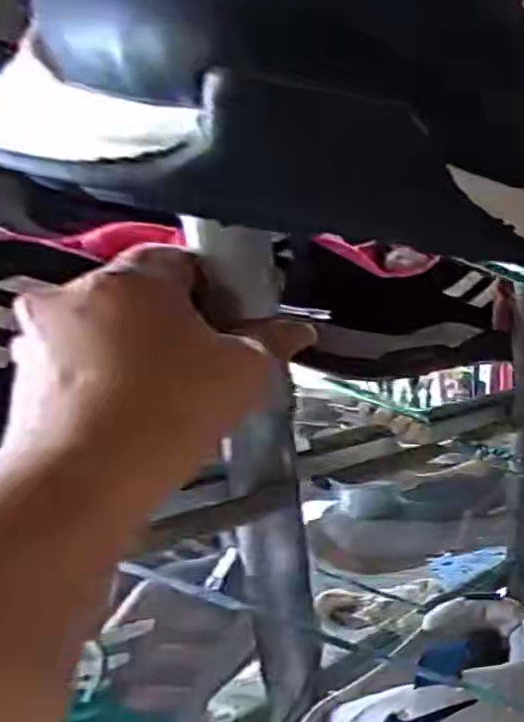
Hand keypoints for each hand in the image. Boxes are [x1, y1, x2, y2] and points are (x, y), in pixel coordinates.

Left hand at [2, 245, 313, 501]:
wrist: (96, 464)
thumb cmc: (172, 404)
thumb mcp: (251, 365)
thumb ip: (275, 338)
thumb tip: (294, 330)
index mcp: (129, 282)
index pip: (179, 256)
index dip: (219, 279)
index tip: (246, 306)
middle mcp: (72, 296)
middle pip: (144, 292)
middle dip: (187, 316)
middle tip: (229, 348)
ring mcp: (41, 333)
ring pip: (115, 325)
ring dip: (154, 344)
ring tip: (196, 382)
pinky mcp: (30, 368)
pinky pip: (89, 357)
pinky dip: (125, 371)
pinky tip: (160, 399)